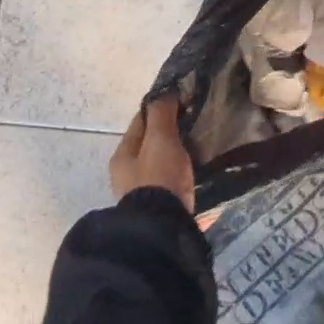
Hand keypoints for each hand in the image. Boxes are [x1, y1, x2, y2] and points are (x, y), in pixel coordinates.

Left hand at [109, 97, 194, 212]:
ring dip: (177, 157)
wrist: (162, 230)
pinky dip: (186, 179)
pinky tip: (201, 177)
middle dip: (170, 134)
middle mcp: (128, 176)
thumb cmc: (158, 177)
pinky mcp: (161, 212)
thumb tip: (166, 93)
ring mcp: (143, 196)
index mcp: (123, 155)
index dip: (160, 107)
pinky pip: (175, 188)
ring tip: (200, 150)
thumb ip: (162, 113)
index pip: (140, 121)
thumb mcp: (160, 138)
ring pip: (162, 167)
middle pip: (151, 145)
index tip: (182, 100)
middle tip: (195, 125)